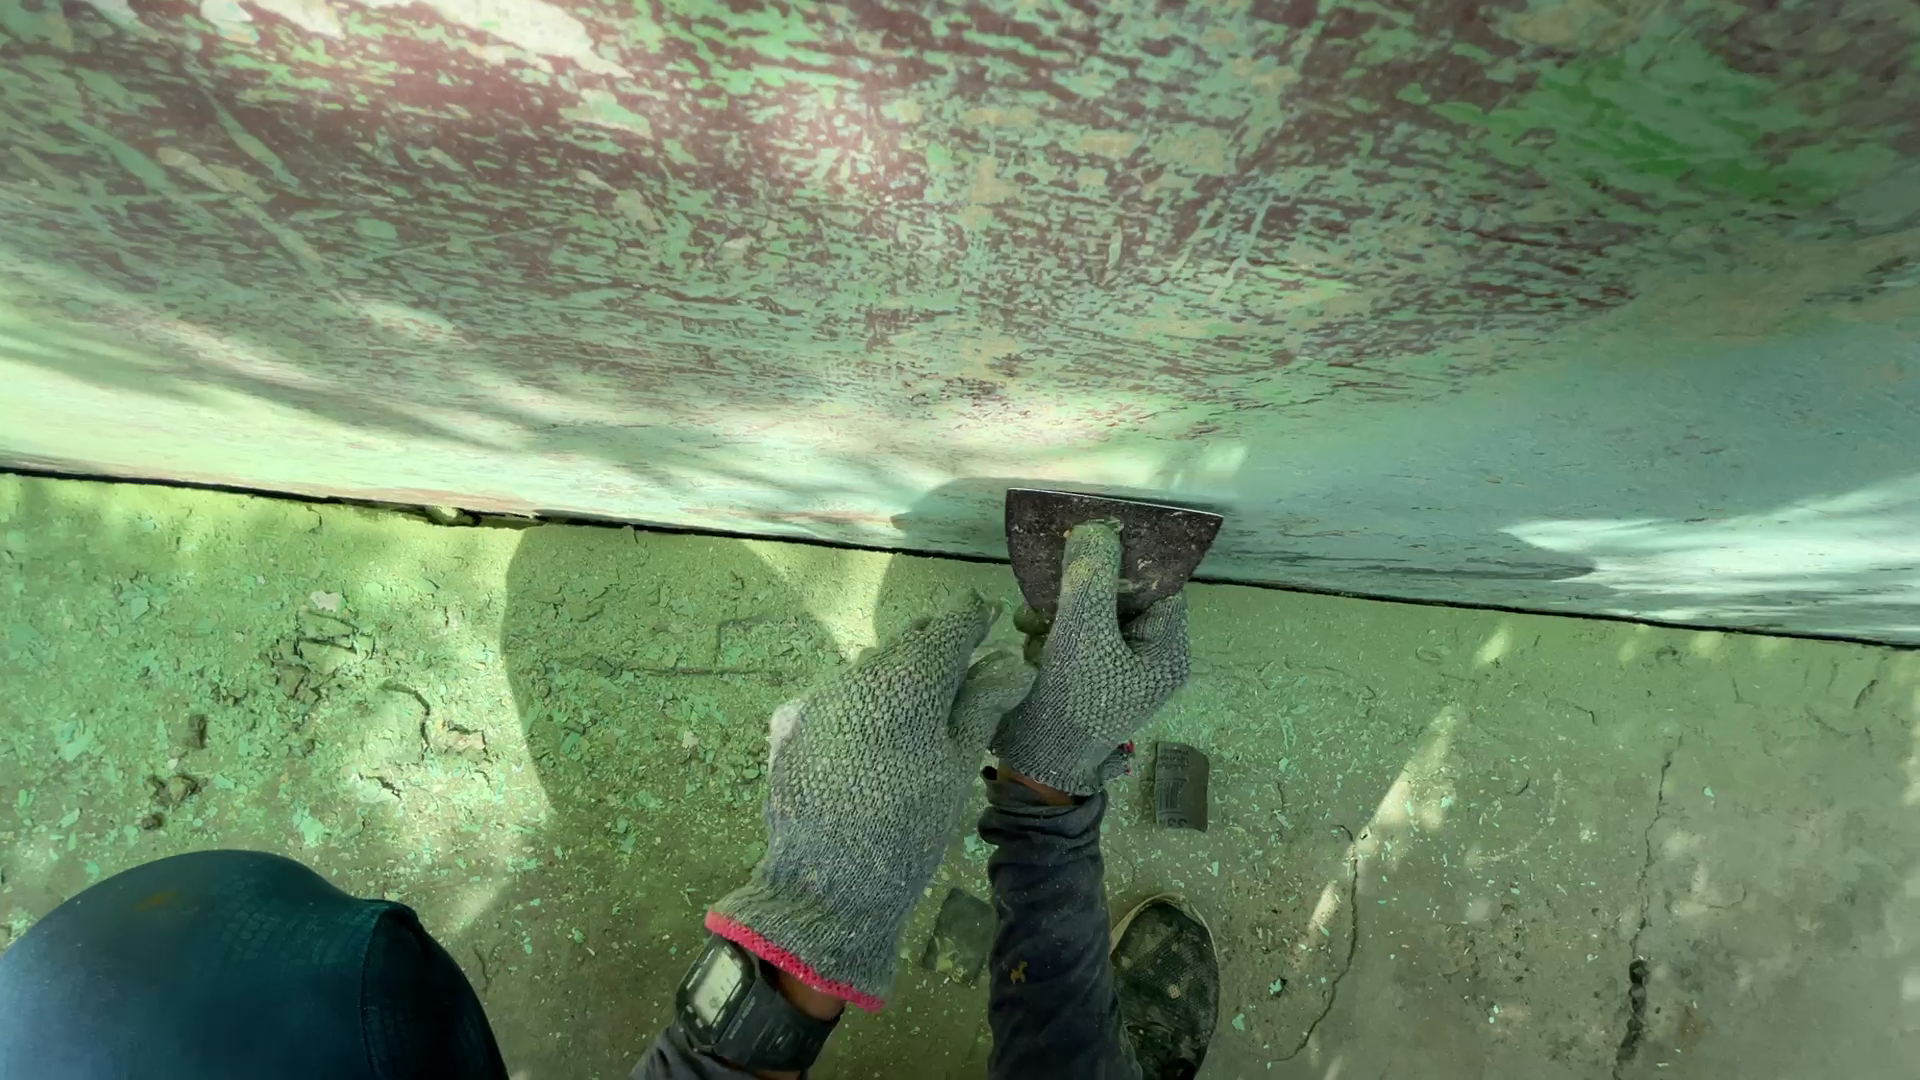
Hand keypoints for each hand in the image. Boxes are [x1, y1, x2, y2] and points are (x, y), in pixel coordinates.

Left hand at [706, 594, 1033, 1011]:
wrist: (827, 887)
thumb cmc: (909, 829)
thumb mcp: (958, 767)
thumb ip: (982, 705)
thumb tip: (1011, 662)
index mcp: (907, 686)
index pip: (947, 631)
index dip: (972, 619)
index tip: (987, 613)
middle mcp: (858, 677)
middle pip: (906, 642)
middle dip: (935, 641)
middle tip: (962, 650)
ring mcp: (820, 696)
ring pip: (870, 664)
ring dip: (898, 667)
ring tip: (920, 687)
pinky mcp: (793, 719)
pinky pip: (839, 690)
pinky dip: (864, 694)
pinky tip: (875, 720)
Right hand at [990, 521, 1189, 794]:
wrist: (1034, 765)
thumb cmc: (1072, 703)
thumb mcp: (1083, 634)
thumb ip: (1089, 578)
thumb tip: (1095, 528)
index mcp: (1165, 649)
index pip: (1158, 584)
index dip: (1128, 558)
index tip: (1093, 538)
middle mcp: (1146, 654)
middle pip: (1119, 593)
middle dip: (1080, 587)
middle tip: (1049, 580)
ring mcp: (1113, 663)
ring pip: (1089, 608)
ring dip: (1055, 607)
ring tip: (1030, 621)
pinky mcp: (1083, 670)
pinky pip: (1070, 630)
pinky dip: (1046, 627)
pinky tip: (1028, 636)